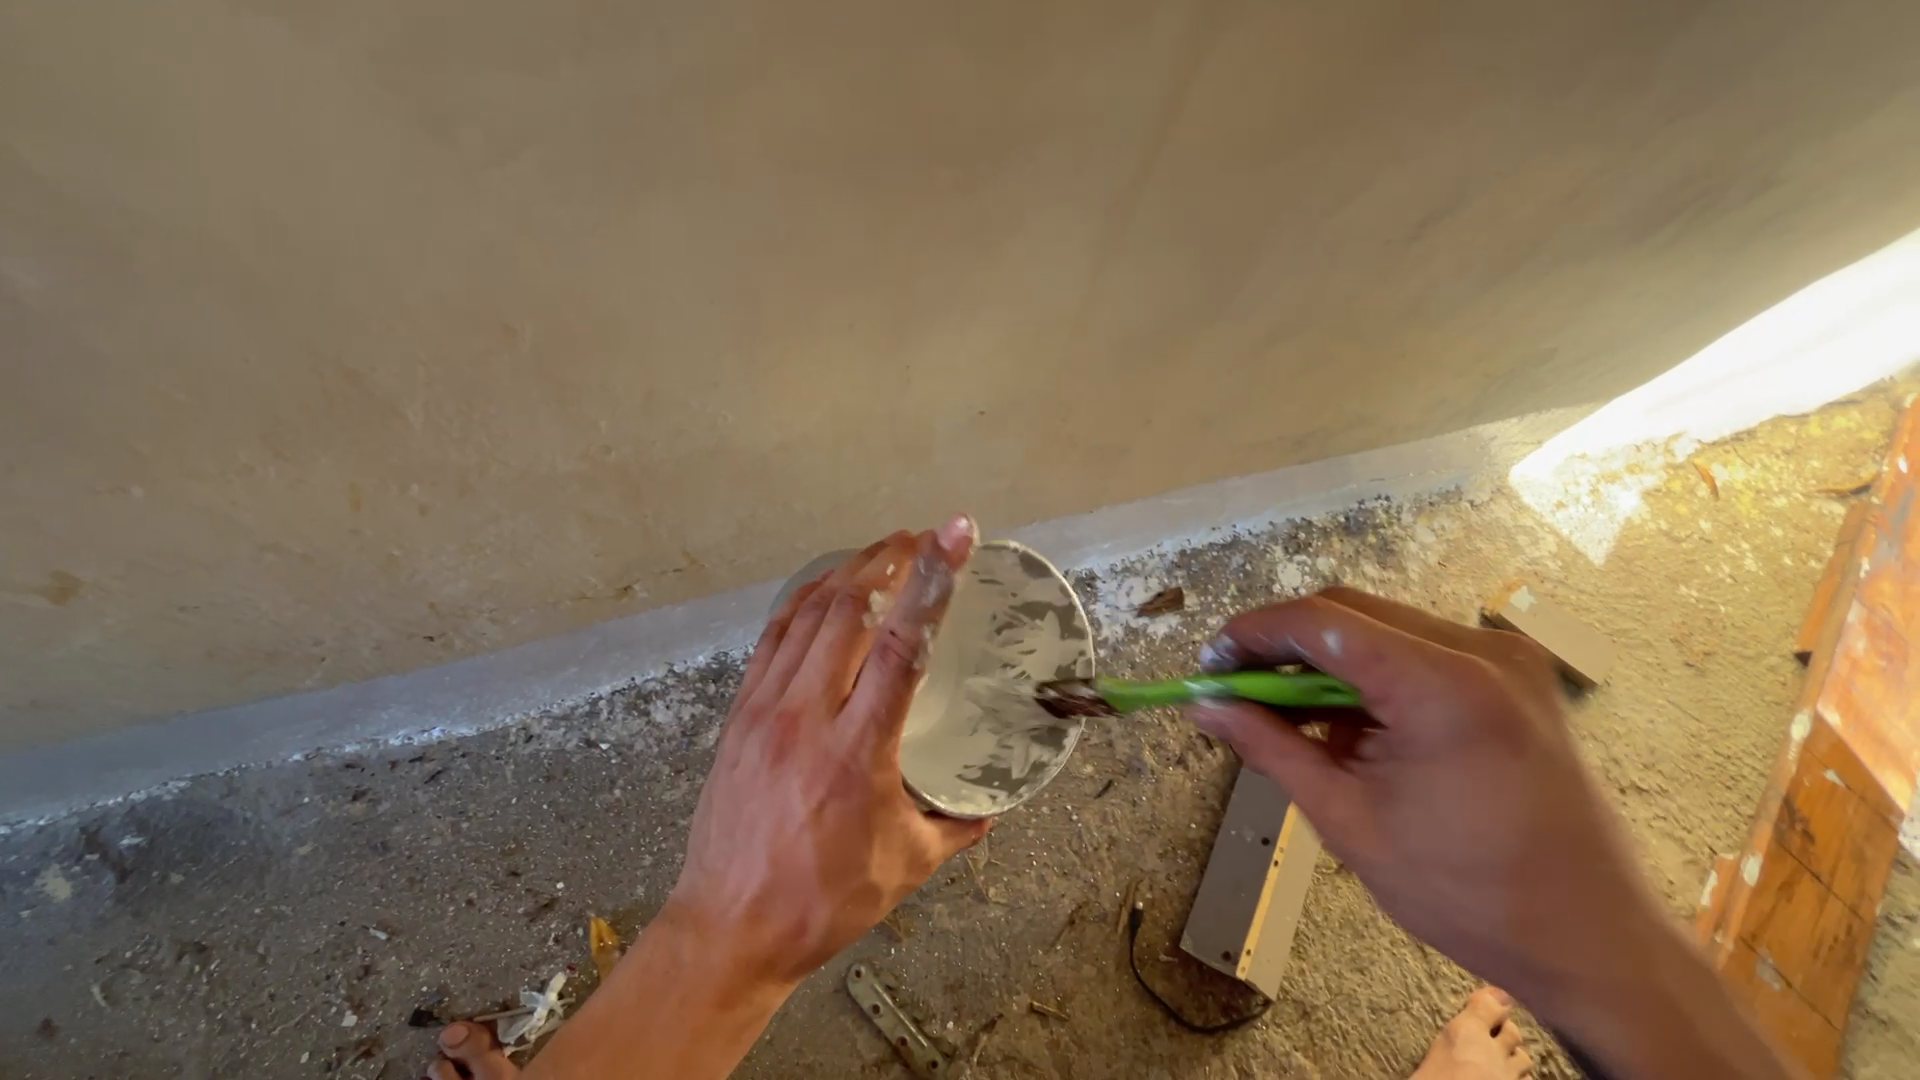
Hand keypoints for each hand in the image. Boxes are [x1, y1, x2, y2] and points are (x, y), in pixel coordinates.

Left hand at [663, 516, 991, 987]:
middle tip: (920, 538)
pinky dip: (804, 602)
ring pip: (807, 615)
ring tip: (881, 551)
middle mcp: (807, 716)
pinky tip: (825, 590)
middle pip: (848, 610)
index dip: (931, 582)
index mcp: (858, 752)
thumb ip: (956, 825)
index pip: (901, 646)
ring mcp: (764, 709)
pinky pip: (773, 638)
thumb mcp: (907, 866)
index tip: (952, 535)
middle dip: (888, 560)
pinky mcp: (739, 714)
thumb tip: (990, 804)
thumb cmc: (823, 901)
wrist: (728, 928)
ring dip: (847, 572)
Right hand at [1185, 589, 1792, 1079]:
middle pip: (1349, 610)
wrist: (1595, 942)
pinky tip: (1342, 720)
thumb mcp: (1346, 818)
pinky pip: (1414, 650)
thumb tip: (1203, 708)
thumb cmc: (1465, 892)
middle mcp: (1481, 650)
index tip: (1208, 665)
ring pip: (1379, 626)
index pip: (1322, 621)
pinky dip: (1364, 674)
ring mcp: (1505, 659)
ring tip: (1282, 711)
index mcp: (1443, 684)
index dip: (1253, 634)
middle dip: (1282, 643)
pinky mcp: (1513, 678)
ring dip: (1321, 660)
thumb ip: (1270, 746)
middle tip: (1234, 686)